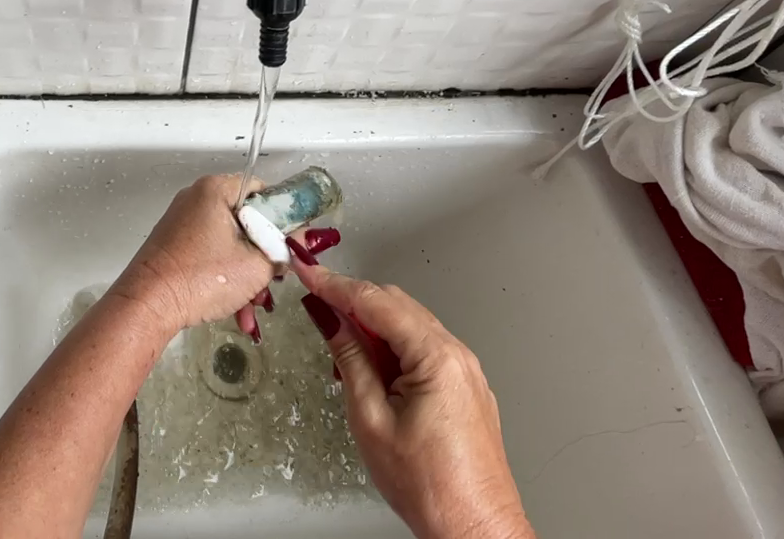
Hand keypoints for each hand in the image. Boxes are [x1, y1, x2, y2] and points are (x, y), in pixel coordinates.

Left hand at [108, 174, 274, 336]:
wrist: (147, 304)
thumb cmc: (202, 277)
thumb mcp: (256, 265)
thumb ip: (283, 248)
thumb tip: (298, 239)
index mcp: (215, 189)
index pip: (262, 190)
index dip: (282, 216)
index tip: (290, 244)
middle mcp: (197, 198)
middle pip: (247, 221)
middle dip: (263, 256)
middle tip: (273, 281)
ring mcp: (183, 222)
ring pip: (230, 243)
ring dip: (247, 276)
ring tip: (253, 309)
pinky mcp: (175, 244)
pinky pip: (211, 254)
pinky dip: (226, 278)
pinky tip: (237, 312)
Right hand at [293, 261, 535, 538]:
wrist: (478, 533)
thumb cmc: (429, 486)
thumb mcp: (371, 419)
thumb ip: (349, 358)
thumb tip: (327, 317)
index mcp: (435, 357)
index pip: (375, 301)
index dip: (334, 283)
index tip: (305, 270)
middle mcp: (457, 354)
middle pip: (395, 305)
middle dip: (352, 299)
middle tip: (314, 300)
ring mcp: (465, 370)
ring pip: (409, 324)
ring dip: (371, 323)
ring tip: (337, 337)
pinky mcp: (465, 387)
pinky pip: (423, 347)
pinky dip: (392, 344)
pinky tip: (370, 363)